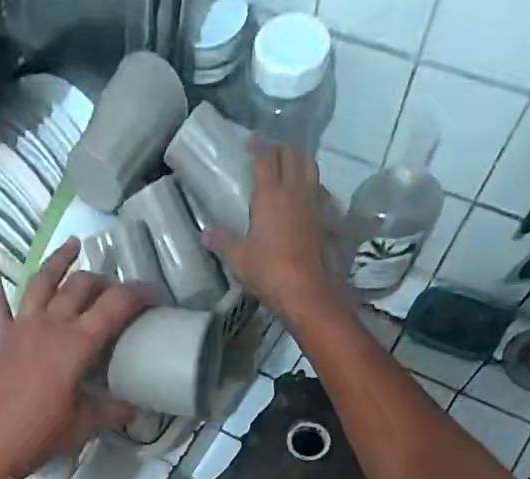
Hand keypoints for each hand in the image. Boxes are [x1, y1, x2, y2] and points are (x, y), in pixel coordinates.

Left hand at [0, 239, 150, 478]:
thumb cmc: (40, 435)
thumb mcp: (85, 425)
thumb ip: (113, 410)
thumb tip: (135, 406)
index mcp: (77, 344)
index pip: (116, 306)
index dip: (139, 294)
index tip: (154, 294)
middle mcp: (50, 324)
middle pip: (81, 286)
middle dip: (104, 282)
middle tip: (116, 291)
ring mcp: (20, 326)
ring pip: (43, 281)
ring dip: (60, 261)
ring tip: (74, 246)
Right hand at [204, 137, 344, 318]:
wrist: (304, 288)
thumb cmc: (267, 269)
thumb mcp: (238, 257)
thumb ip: (223, 241)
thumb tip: (206, 233)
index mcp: (270, 194)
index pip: (265, 158)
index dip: (258, 146)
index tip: (252, 140)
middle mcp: (294, 190)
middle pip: (292, 155)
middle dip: (281, 148)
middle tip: (271, 150)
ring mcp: (313, 202)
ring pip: (310, 167)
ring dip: (300, 160)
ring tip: (291, 164)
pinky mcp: (324, 217)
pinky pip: (320, 190)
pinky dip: (313, 184)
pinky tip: (309, 193)